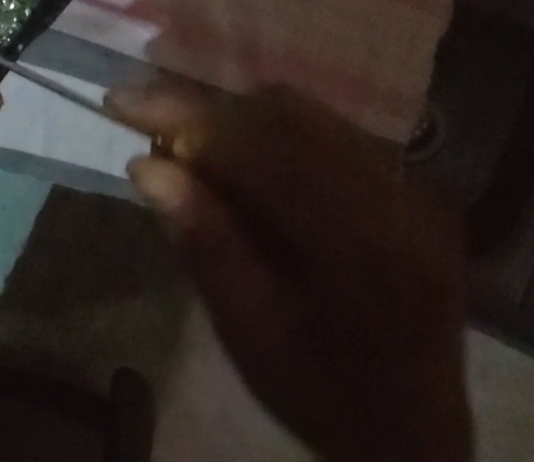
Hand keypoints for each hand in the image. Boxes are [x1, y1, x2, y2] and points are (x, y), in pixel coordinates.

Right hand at [110, 82, 471, 461]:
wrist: (411, 433)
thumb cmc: (320, 391)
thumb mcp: (249, 331)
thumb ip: (205, 244)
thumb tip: (144, 166)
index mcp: (365, 246)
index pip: (264, 150)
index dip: (187, 120)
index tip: (122, 105)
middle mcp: (399, 201)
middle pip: (284, 116)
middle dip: (204, 111)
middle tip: (143, 120)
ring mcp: (408, 189)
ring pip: (301, 114)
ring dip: (232, 117)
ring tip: (181, 142)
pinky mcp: (402, 188)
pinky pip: (321, 130)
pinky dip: (263, 130)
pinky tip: (229, 155)